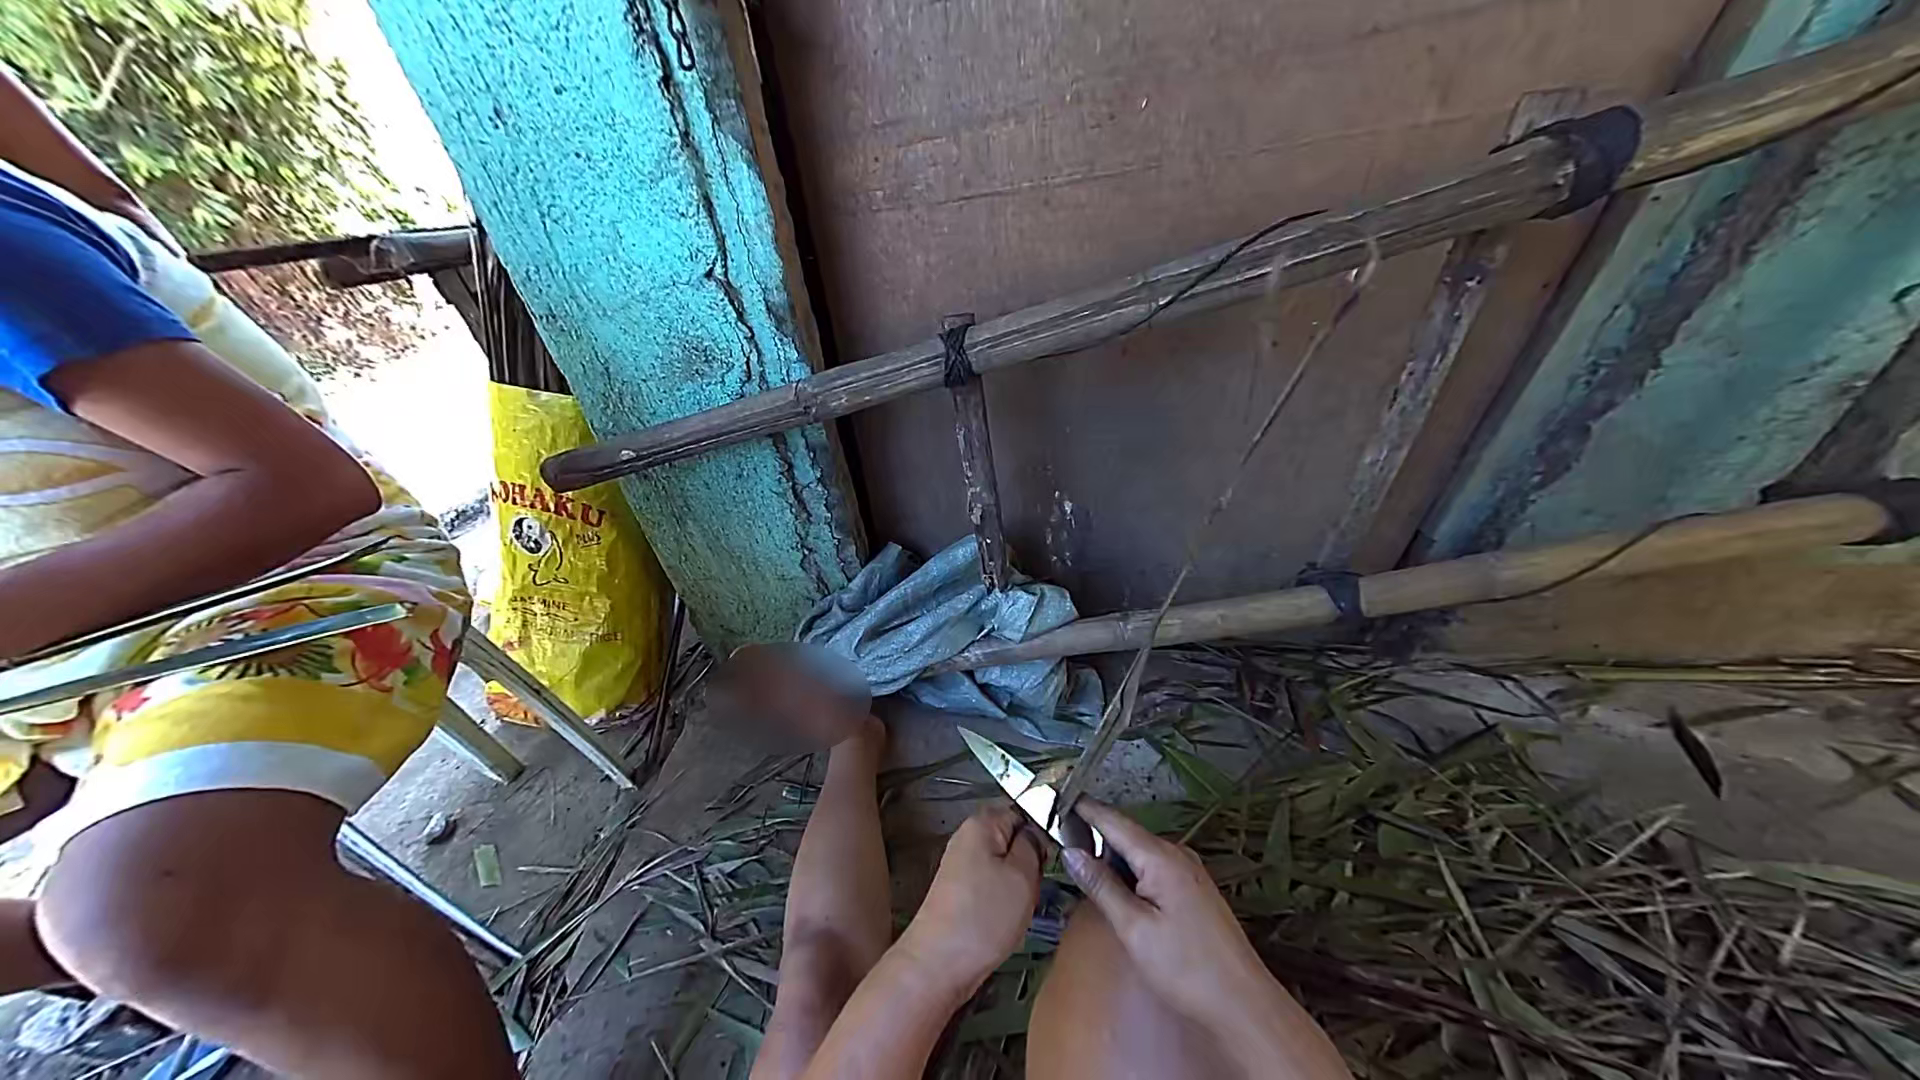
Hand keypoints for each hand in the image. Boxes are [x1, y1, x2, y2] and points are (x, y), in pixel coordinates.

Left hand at [898, 804, 1041, 990]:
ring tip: (1020, 907)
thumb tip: (1034, 832)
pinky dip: (1003, 900)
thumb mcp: (1023, 875)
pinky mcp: (959, 891)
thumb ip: (1033, 844)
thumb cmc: (984, 916)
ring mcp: (961, 864)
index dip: (1040, 834)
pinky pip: (992, 885)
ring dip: (1018, 885)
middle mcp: (967, 837)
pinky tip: (1006, 919)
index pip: (1023, 812)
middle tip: (1034, 887)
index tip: (1049, 860)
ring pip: (1005, 866)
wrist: (939, 964)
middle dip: (1029, 863)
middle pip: (1013, 840)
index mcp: (981, 822)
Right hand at [1062, 799, 1283, 1024]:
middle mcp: (1177, 853)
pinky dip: (1132, 870)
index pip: (1112, 820)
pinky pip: (1154, 865)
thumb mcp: (1133, 928)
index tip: (1058, 800)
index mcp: (1160, 857)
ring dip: (1113, 856)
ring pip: (1139, 851)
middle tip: (1063, 839)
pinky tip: (1120, 890)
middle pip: (1126, 833)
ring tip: (1085, 867)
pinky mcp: (1194, 887)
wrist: (1244, 1005)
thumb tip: (1072, 852)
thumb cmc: (1186, 968)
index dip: (1084, 809)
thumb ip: (1101, 885)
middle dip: (1095, 834)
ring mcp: (1189, 870)